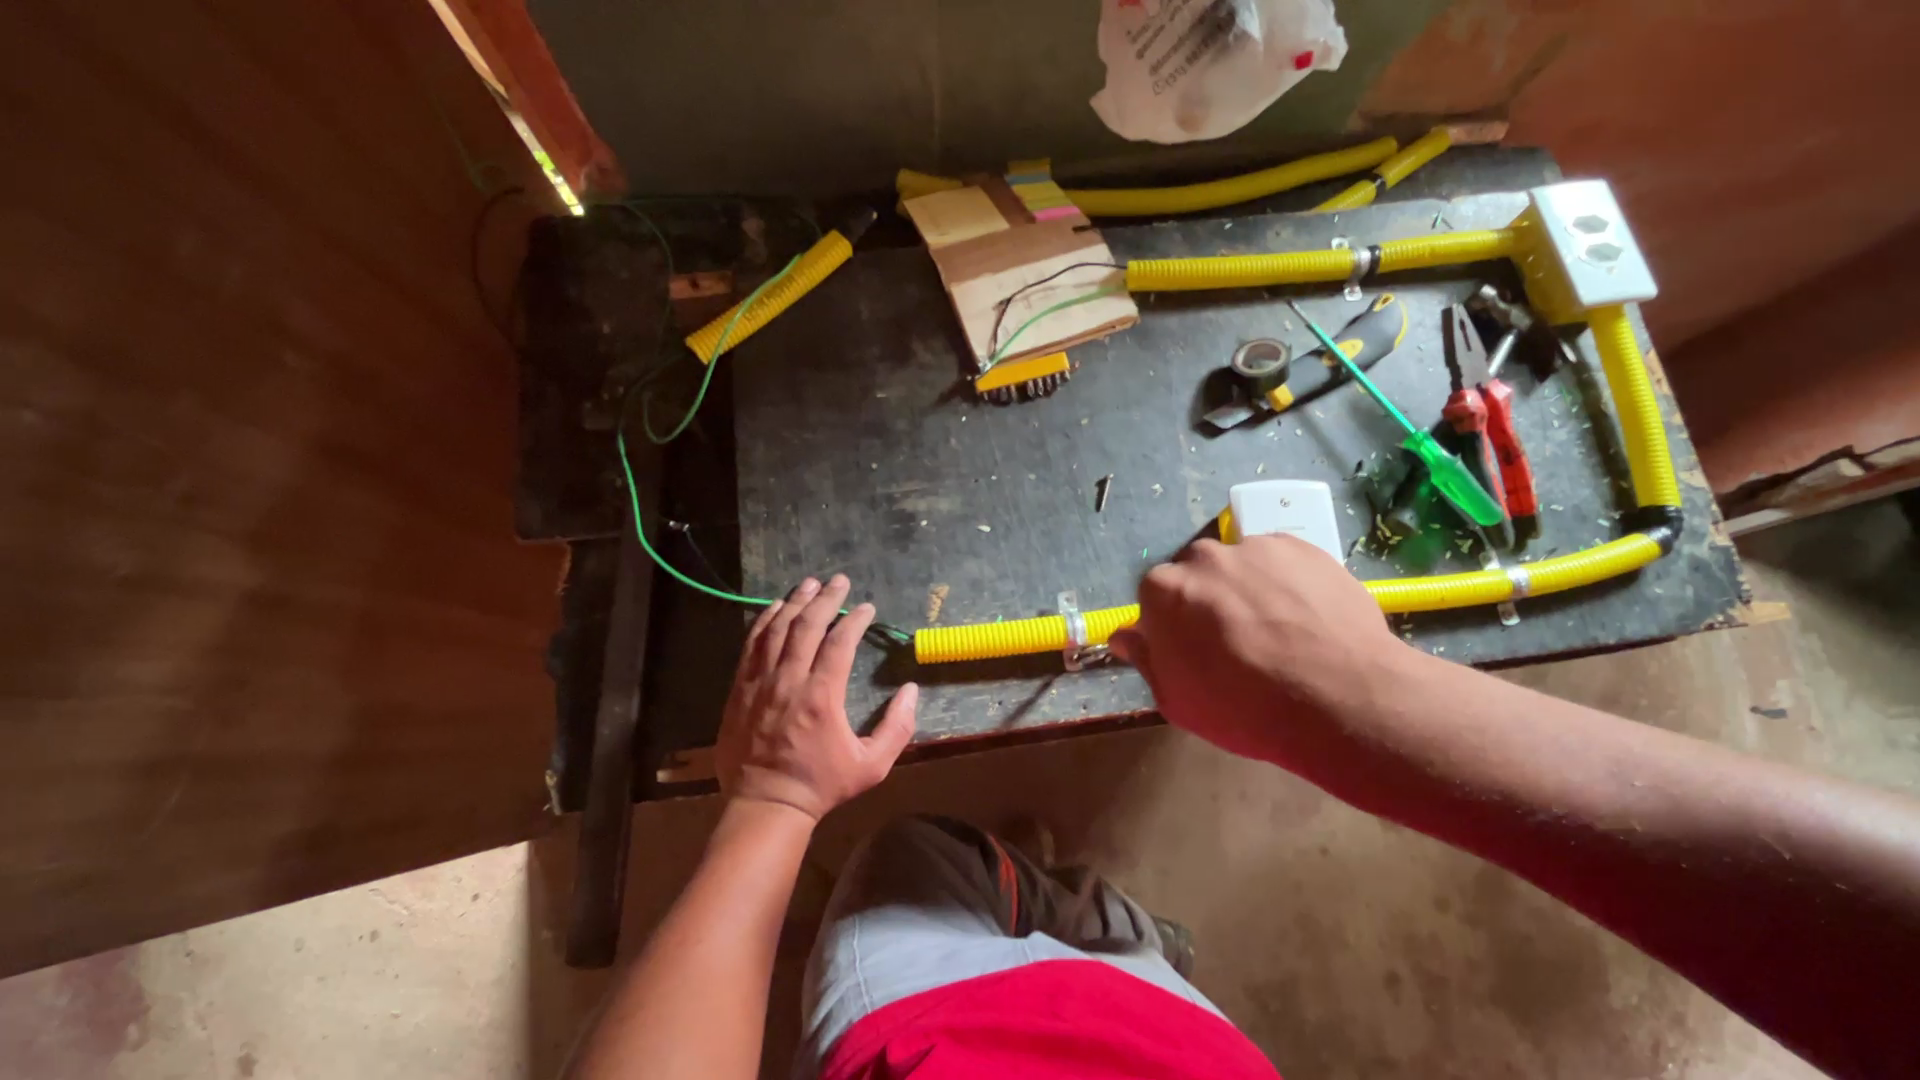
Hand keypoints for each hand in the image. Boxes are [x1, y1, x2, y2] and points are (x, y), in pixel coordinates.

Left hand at [716, 575, 917, 821]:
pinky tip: (775, 608)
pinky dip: (764, 622)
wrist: (766, 804)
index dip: (855, 620)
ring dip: (794, 603)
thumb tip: (910, 690)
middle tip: (839, 581)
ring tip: (809, 584)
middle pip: (807, 627)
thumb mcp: (872, 765)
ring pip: (776, 630)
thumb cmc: (822, 785)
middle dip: (825, 599)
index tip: (867, 608)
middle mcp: (789, 682)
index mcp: (821, 697)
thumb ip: (897, 727)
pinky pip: (751, 646)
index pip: (840, 643)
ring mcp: (760, 683)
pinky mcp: (740, 690)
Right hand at [1109, 535, 1415, 771]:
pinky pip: (1281, 561)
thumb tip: (1126, 636)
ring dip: (1248, 589)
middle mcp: (1203, 557)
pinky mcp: (1301, 547)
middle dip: (1208, 600)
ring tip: (1279, 631)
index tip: (1192, 649)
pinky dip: (1286, 583)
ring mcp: (1254, 547)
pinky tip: (1305, 619)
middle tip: (1236, 641)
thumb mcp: (1177, 701)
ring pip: (1241, 565)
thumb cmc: (1245, 709)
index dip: (1172, 624)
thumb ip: (1146, 660)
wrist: (1339, 698)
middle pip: (1196, 574)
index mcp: (1162, 590)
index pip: (1154, 598)